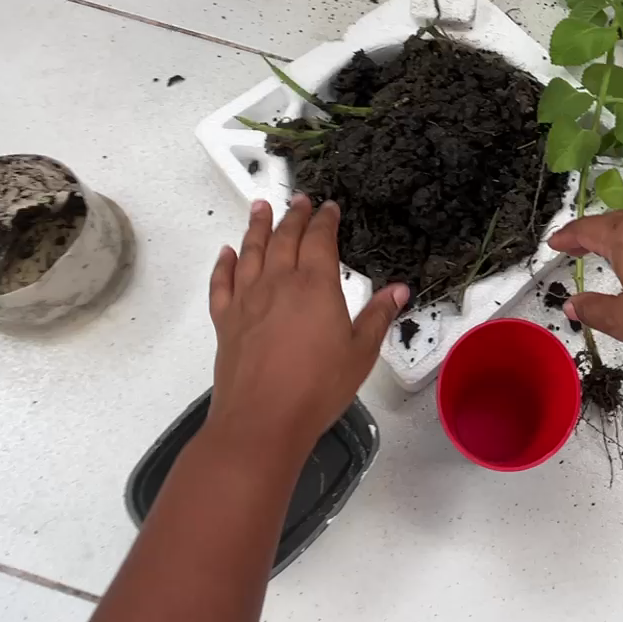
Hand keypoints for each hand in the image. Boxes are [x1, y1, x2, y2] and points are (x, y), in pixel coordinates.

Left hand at [204, 195, 408, 463]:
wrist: (262, 421)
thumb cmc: (318, 387)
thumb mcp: (361, 352)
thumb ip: (379, 316)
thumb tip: (400, 289)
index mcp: (315, 285)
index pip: (320, 240)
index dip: (325, 220)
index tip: (330, 207)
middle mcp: (279, 282)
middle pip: (284, 238)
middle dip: (294, 216)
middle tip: (300, 200)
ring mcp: (247, 300)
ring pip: (251, 252)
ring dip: (256, 227)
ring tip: (260, 207)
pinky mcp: (225, 321)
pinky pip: (222, 283)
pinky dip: (224, 264)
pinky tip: (227, 253)